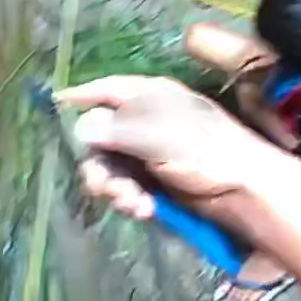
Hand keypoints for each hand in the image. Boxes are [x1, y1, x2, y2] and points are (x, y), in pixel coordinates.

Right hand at [58, 75, 266, 221]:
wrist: (245, 193)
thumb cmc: (206, 152)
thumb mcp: (160, 135)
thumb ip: (117, 129)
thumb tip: (80, 127)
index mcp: (152, 96)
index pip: (108, 90)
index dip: (82, 96)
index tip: (54, 106)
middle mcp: (148, 119)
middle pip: (101, 136)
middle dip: (99, 165)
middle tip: (106, 188)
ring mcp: (152, 151)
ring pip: (112, 166)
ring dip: (115, 187)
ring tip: (134, 204)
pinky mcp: (158, 181)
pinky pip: (127, 186)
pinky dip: (130, 199)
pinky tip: (144, 211)